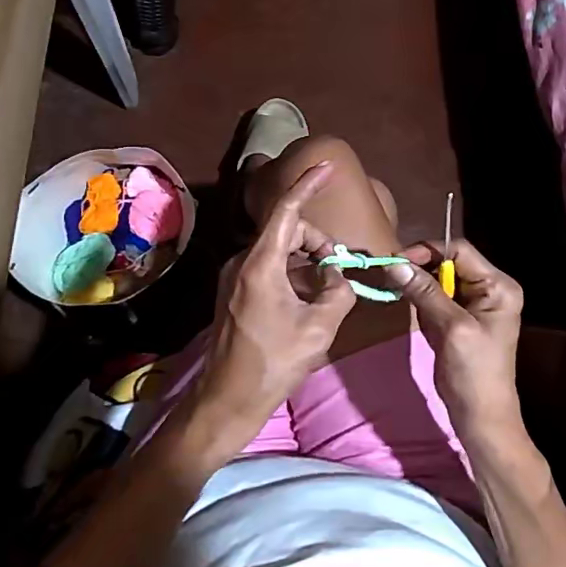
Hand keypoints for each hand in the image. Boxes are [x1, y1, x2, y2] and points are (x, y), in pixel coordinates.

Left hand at [184, 162, 354, 460]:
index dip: (308, 185)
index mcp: (260, 264)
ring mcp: (235, 276)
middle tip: (338, 272)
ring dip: (307, 262)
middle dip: (317, 243)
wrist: (227, 400)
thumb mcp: (319, 328)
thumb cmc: (273, 364)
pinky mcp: (235, 292)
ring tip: (328, 291)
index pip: (286, 210)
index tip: (327, 166)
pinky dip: (293, 275)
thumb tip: (337, 276)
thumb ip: (338, 292)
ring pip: (280, 251)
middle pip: (287, 231)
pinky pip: (270, 268)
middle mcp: (243, 261)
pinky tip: (309, 301)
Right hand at [384, 238, 524, 442]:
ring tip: (397, 288)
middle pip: (449, 262)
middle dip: (420, 267)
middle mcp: (489, 288)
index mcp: (498, 286)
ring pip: (439, 279)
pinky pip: (436, 297)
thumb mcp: (451, 329)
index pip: (460, 250)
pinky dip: (421, 301)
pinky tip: (411, 308)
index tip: (397, 260)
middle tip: (391, 274)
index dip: (428, 251)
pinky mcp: (459, 318)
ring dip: (418, 284)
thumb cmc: (474, 373)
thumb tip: (395, 263)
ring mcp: (474, 304)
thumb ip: (424, 293)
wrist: (481, 418)